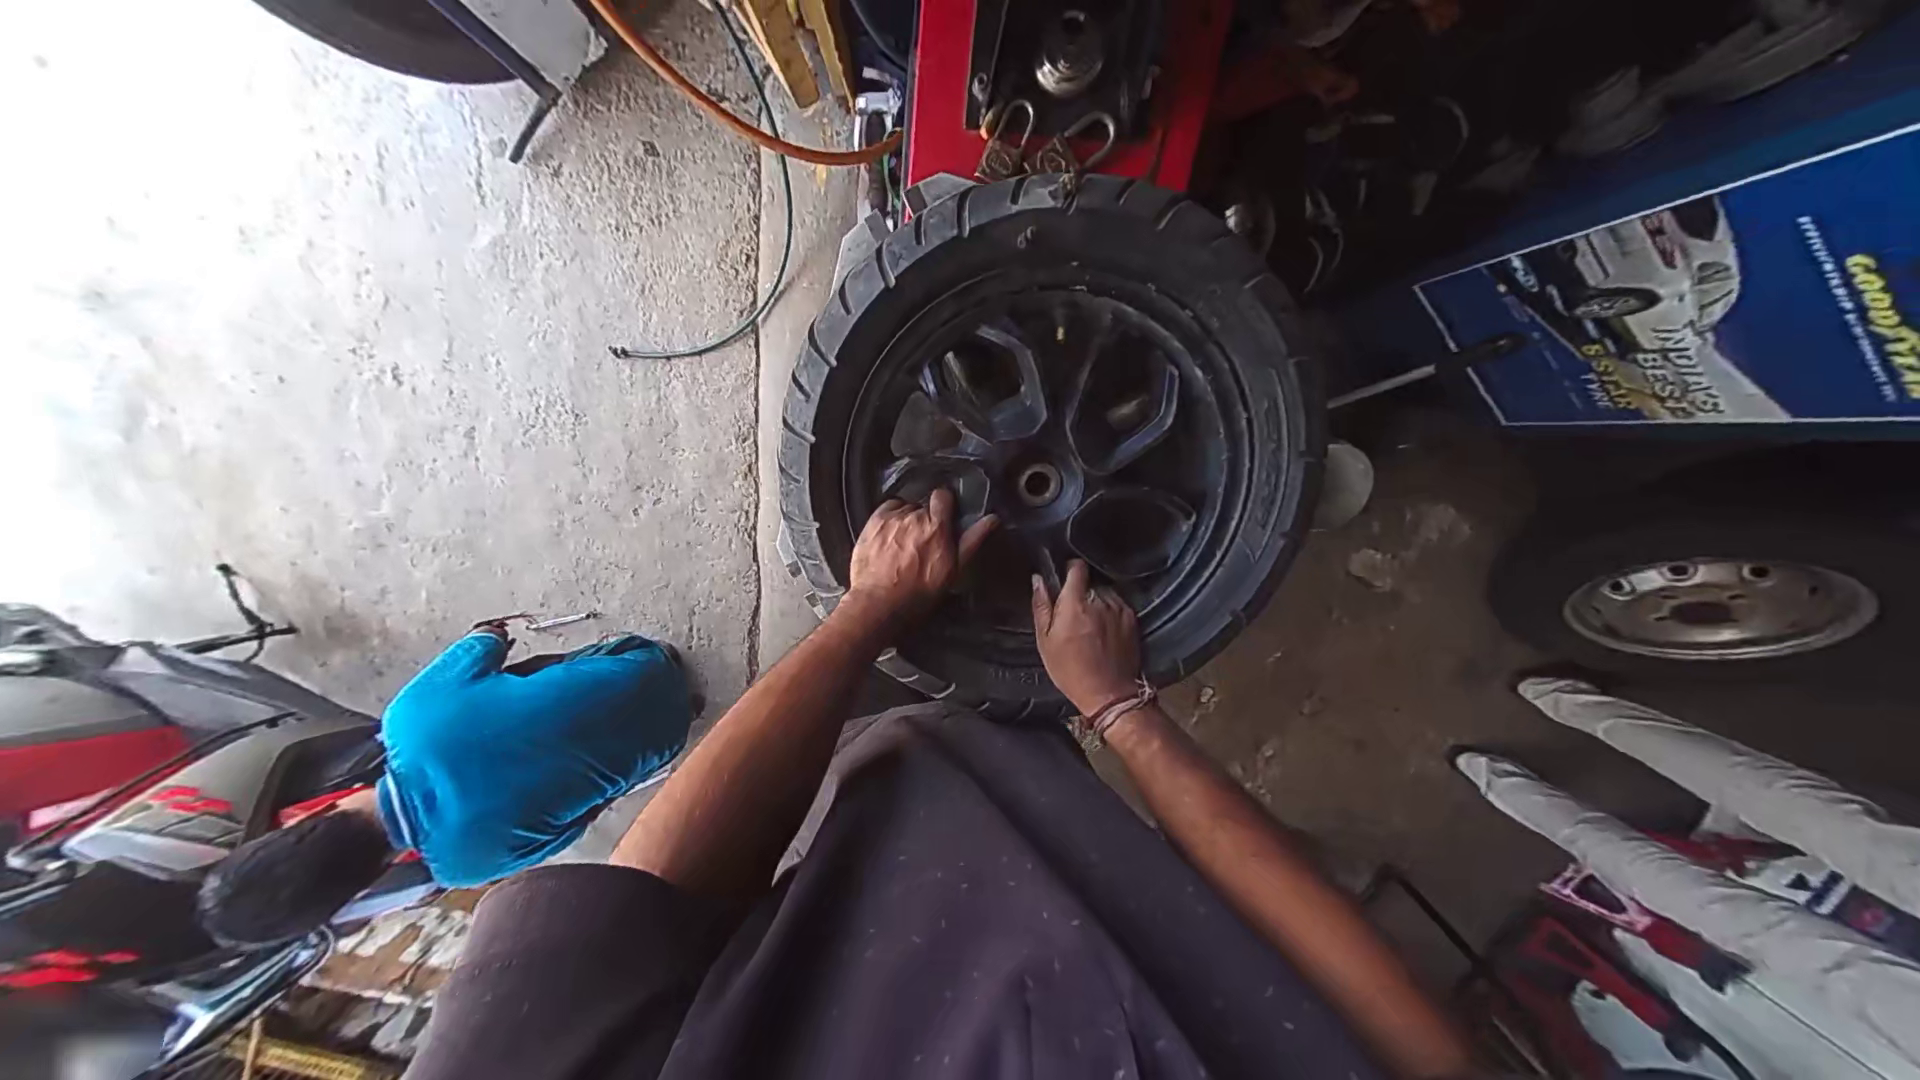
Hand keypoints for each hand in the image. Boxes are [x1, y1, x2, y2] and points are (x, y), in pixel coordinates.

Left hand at [844, 489, 996, 628]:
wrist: (880, 605)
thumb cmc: (918, 593)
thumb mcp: (953, 570)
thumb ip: (972, 540)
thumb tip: (992, 519)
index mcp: (936, 527)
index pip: (943, 496)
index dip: (944, 504)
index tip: (943, 516)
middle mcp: (913, 517)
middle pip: (922, 505)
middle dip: (924, 519)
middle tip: (923, 541)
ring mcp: (890, 519)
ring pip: (904, 508)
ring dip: (906, 520)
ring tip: (904, 543)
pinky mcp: (872, 523)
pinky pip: (886, 510)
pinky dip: (890, 518)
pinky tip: (890, 537)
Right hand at [1031, 560, 1142, 714]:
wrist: (1110, 694)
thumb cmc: (1072, 670)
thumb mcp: (1046, 641)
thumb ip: (1042, 606)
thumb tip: (1038, 580)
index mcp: (1075, 602)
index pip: (1076, 567)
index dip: (1069, 569)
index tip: (1063, 579)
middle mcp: (1100, 599)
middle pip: (1090, 582)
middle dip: (1080, 592)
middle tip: (1073, 614)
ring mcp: (1119, 608)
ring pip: (1104, 593)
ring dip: (1096, 602)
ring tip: (1090, 625)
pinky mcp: (1132, 619)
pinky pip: (1117, 605)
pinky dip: (1110, 612)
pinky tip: (1104, 632)